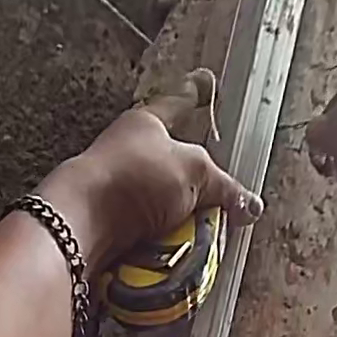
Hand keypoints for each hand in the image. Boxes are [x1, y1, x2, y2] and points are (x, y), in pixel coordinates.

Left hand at [37, 69, 263, 274]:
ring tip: (196, 240)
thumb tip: (252, 207)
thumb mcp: (193, 173)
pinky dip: (161, 245)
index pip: (177, 104)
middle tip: (217, 206)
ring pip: (160, 206)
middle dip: (195, 189)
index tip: (203, 81)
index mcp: (146, 125)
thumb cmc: (136, 178)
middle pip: (172, 168)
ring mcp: (117, 192)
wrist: (83, 222)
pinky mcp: (110, 226)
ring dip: (179, 225)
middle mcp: (129, 154)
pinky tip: (172, 255)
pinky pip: (146, 235)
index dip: (193, 95)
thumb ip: (225, 188)